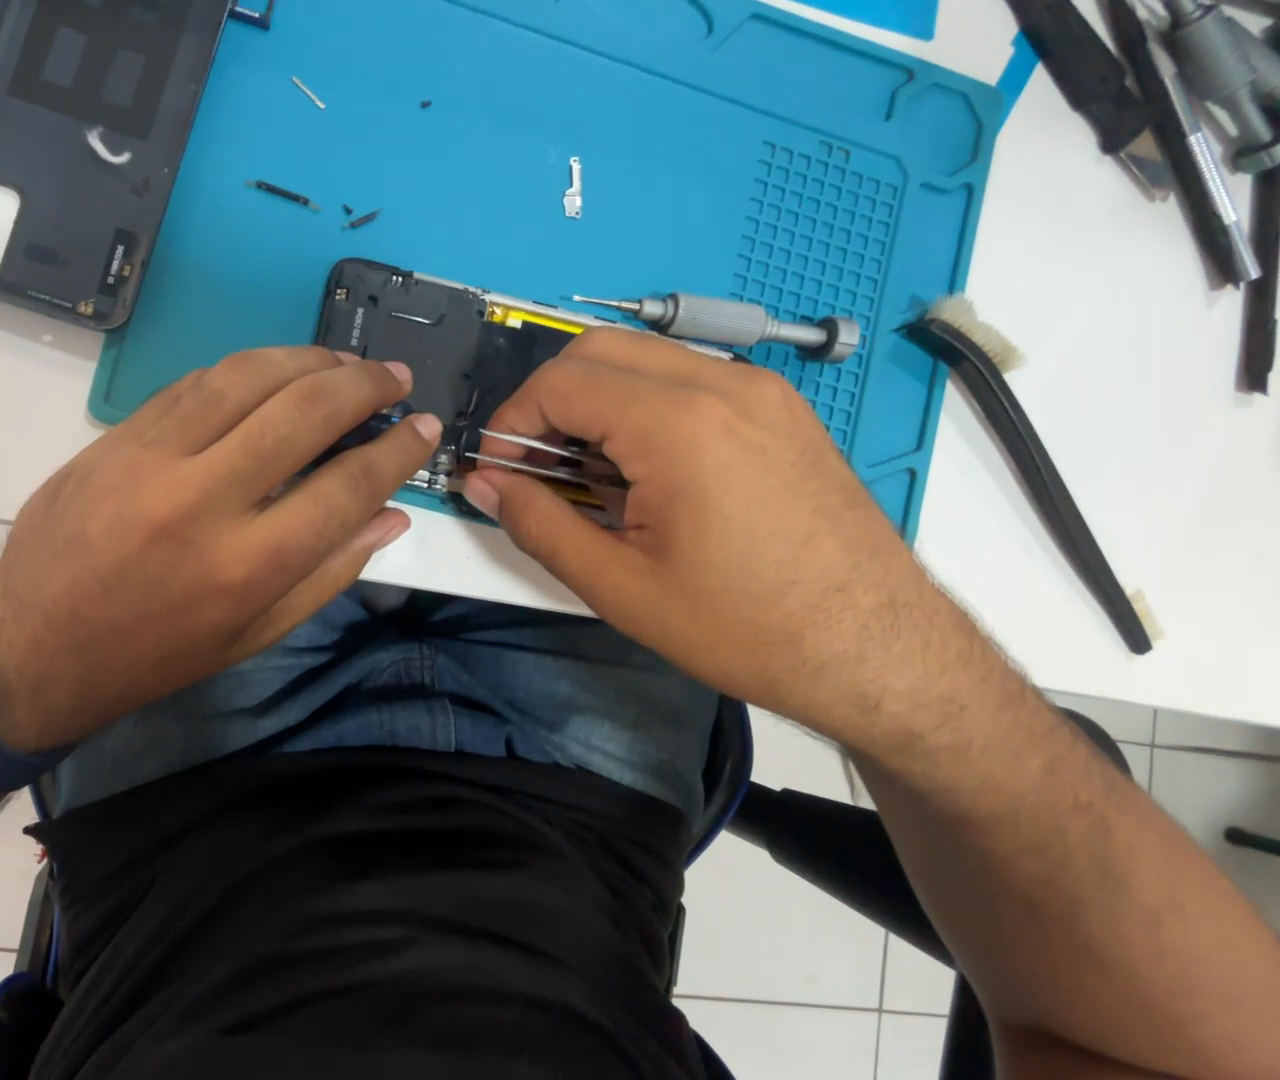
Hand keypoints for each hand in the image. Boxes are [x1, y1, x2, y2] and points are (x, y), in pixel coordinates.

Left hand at [0, 347, 440, 752]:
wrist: (34, 648)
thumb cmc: (154, 657)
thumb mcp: (252, 636)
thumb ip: (327, 574)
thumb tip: (391, 516)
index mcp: (247, 565)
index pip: (346, 487)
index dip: (396, 452)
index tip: (423, 430)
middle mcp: (203, 500)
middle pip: (302, 413)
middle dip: (362, 386)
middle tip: (393, 376)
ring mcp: (152, 460)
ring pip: (245, 378)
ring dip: (306, 359)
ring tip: (341, 362)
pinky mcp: (116, 439)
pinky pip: (192, 385)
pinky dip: (243, 371)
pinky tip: (271, 373)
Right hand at [460, 328, 978, 730]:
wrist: (876, 651)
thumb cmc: (741, 626)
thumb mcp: (619, 587)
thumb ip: (537, 524)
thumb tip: (483, 483)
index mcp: (678, 424)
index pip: (560, 382)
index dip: (511, 421)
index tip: (497, 469)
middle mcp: (722, 384)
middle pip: (599, 349)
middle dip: (548, 399)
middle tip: (533, 464)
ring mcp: (762, 392)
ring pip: (647, 358)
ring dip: (597, 399)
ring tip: (590, 474)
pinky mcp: (784, 411)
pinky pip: (692, 379)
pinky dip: (646, 405)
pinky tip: (648, 471)